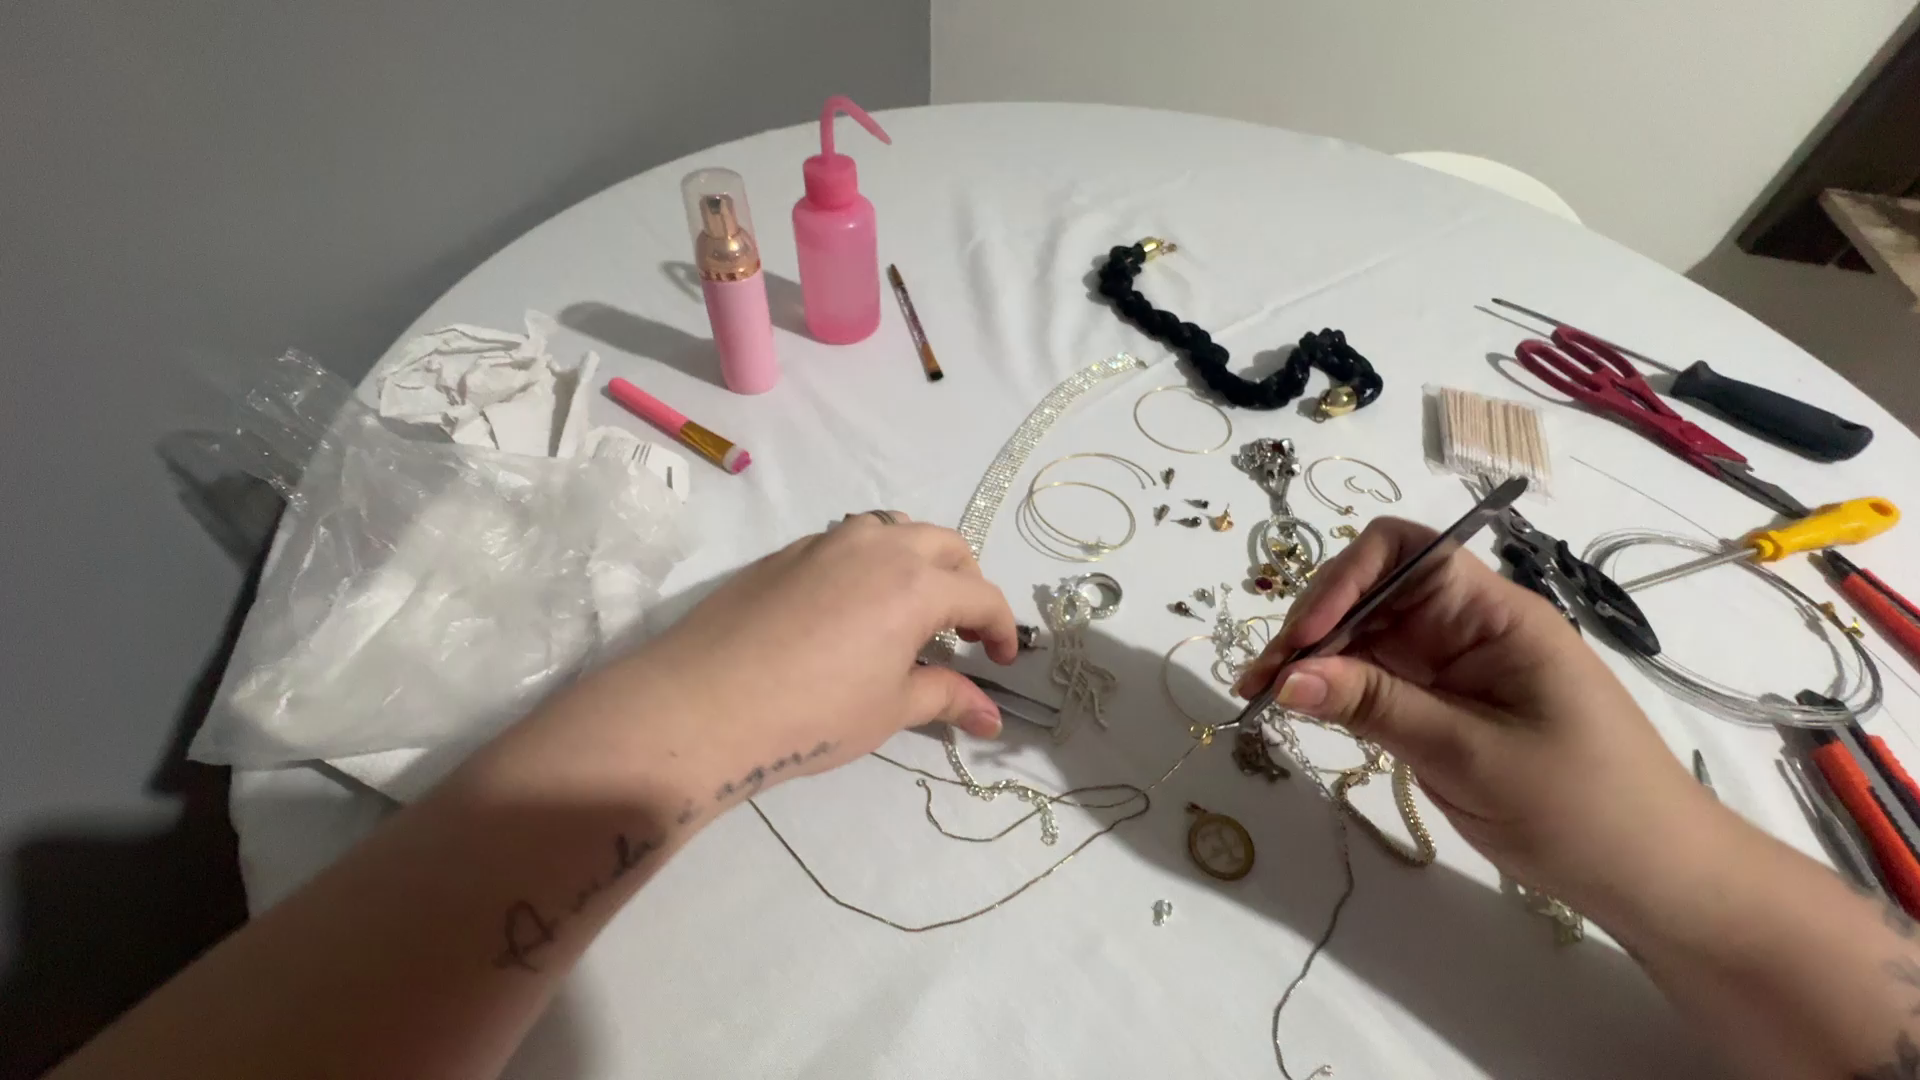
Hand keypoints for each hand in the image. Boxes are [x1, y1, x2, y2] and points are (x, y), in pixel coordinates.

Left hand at [562, 512, 1018, 807]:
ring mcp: (827, 541)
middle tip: (960, 632)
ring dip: (917, 561)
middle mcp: (879, 546)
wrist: (701, 704)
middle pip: (946, 546)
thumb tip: (991, 717)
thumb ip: (947, 698)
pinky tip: (849, 608)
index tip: (1002, 662)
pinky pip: (847, 541)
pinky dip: (870, 562)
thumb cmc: (812, 713)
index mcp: (917, 583)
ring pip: (894, 530)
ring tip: (906, 609)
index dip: (1002, 629)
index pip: (982, 596)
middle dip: (966, 584)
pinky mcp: (786, 551)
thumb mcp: (890, 709)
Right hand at [1232, 516, 1723, 918]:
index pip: (1403, 551)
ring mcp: (1444, 664)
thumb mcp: (1470, 755)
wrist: (1655, 882)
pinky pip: (1366, 678)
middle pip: (1365, 594)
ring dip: (1306, 659)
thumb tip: (1284, 677)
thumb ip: (1375, 707)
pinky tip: (1290, 704)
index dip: (1345, 578)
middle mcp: (1461, 626)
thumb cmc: (1586, 809)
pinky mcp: (1431, 701)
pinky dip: (1325, 688)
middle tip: (1261, 681)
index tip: (1305, 637)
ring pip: (1356, 637)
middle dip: (1309, 626)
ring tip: (1258, 694)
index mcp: (1491, 614)